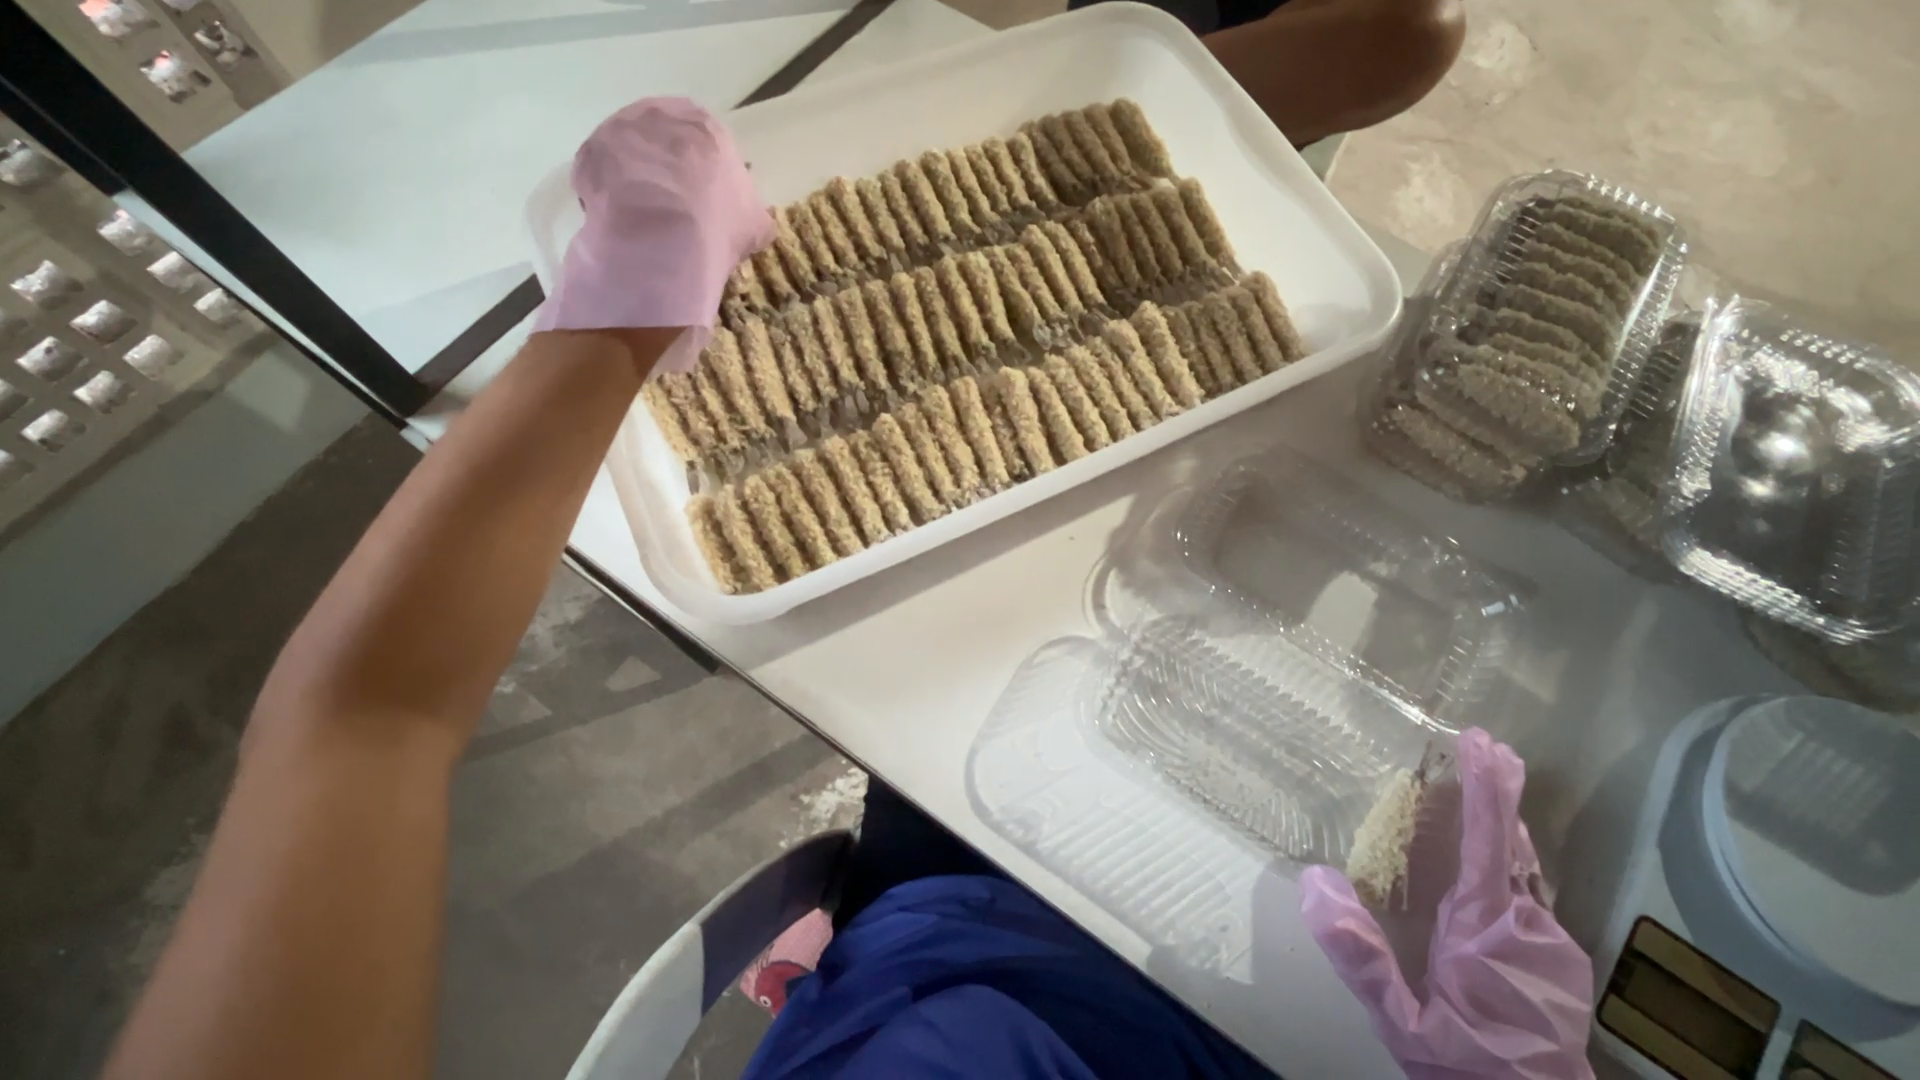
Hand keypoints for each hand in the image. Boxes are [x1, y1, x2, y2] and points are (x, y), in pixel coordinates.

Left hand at [536, 96, 774, 372]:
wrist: (665, 233)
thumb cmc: (719, 223)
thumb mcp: (756, 225)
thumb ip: (752, 216)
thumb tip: (755, 224)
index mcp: (707, 127)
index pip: (707, 144)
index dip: (706, 177)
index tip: (704, 203)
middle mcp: (662, 115)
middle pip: (664, 143)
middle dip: (666, 173)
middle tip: (672, 213)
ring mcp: (620, 129)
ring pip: (629, 156)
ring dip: (635, 183)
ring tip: (644, 224)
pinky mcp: (590, 153)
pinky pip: (600, 176)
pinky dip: (607, 197)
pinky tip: (621, 226)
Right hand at [1300, 729, 1594, 1079]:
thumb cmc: (1465, 1067)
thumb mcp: (1400, 1022)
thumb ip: (1359, 956)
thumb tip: (1314, 882)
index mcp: (1488, 932)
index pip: (1489, 846)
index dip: (1486, 789)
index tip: (1481, 742)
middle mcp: (1529, 927)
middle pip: (1515, 846)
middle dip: (1501, 793)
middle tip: (1488, 746)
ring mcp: (1551, 943)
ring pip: (1527, 868)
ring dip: (1506, 823)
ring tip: (1493, 782)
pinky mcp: (1557, 959)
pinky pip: (1530, 891)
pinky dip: (1512, 856)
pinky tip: (1500, 852)